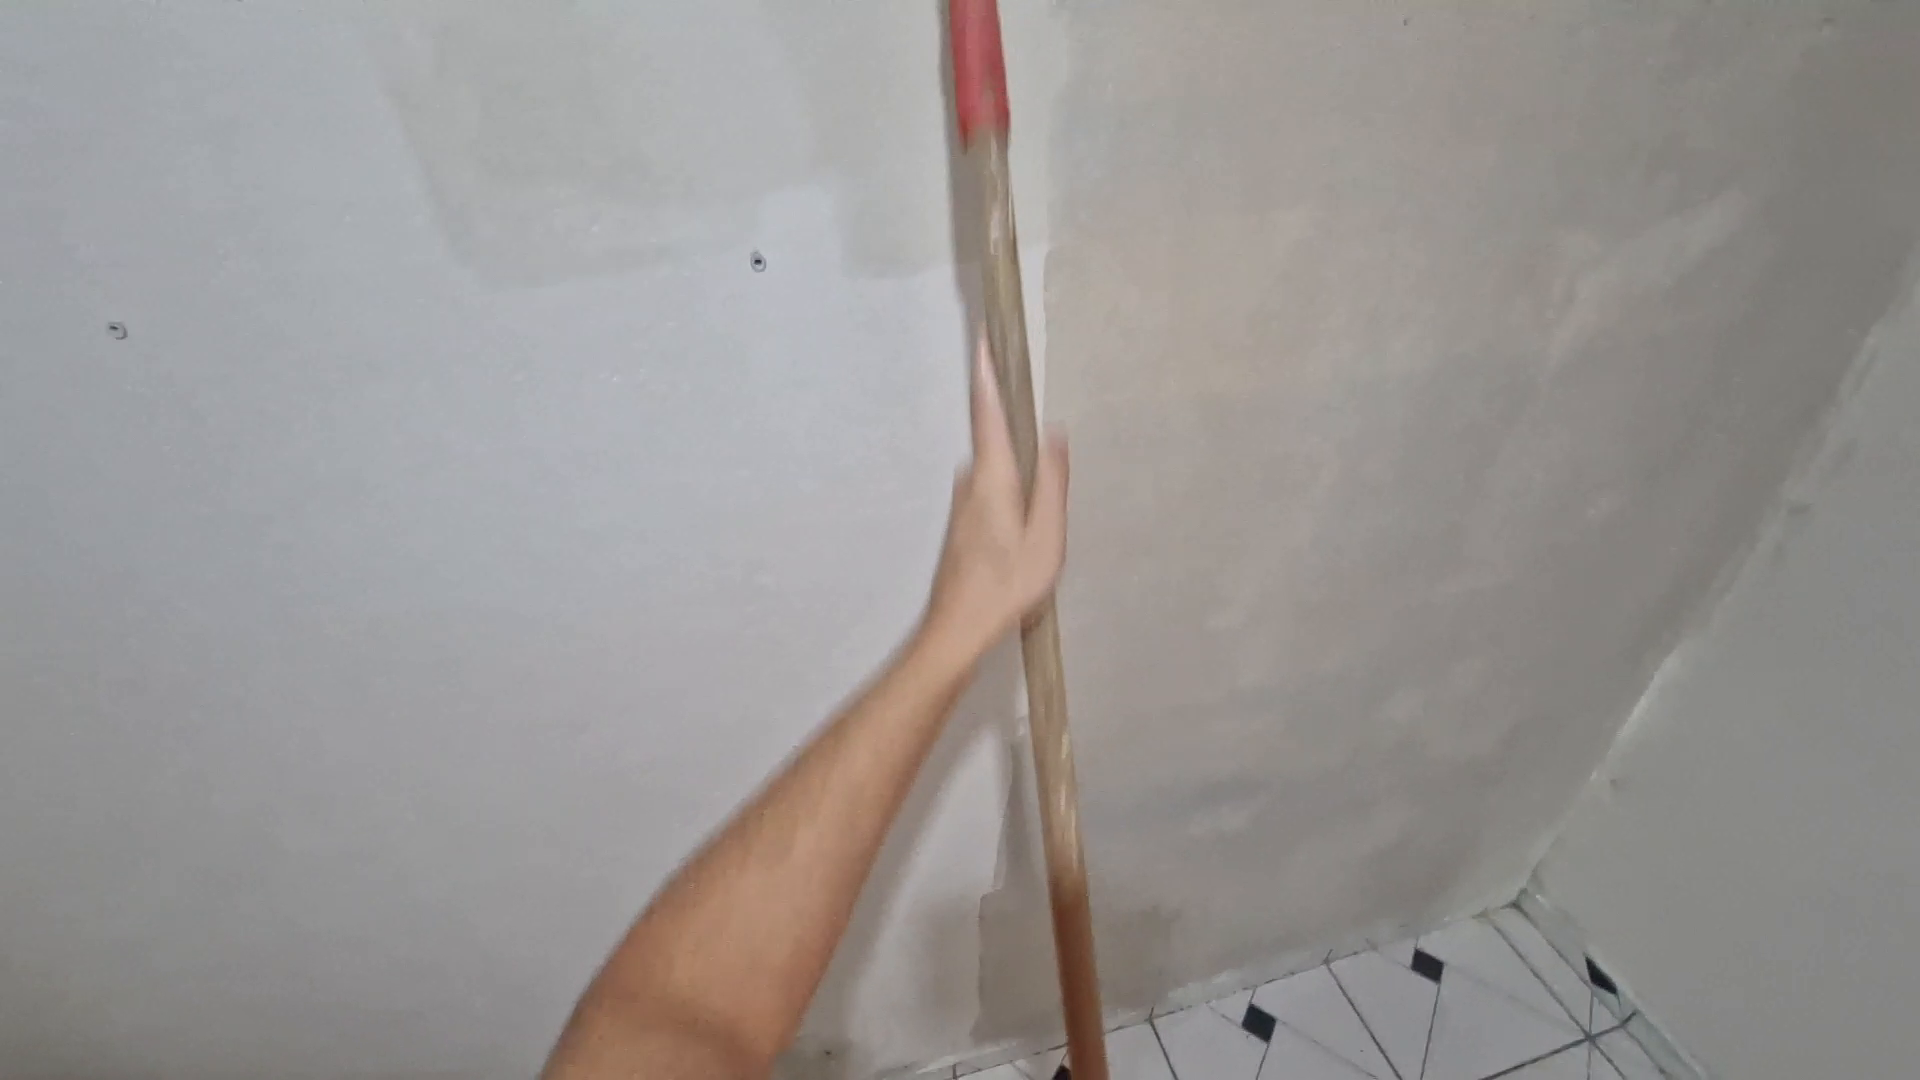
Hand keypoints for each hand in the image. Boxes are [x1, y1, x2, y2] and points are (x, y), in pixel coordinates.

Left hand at [923, 339, 1068, 663]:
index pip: (986, 413)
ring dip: (1008, 457)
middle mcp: (969, 483)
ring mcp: (961, 505)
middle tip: (1026, 403)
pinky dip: (1003, 483)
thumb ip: (1051, 482)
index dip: (986, 375)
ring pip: (990, 466)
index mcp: (991, 478)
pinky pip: (987, 487)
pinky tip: (1020, 513)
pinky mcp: (961, 524)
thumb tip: (1053, 433)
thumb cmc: (1006, 585)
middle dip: (1005, 414)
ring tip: (1032, 470)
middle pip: (988, 436)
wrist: (957, 628)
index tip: (983, 339)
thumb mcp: (1045, 536)